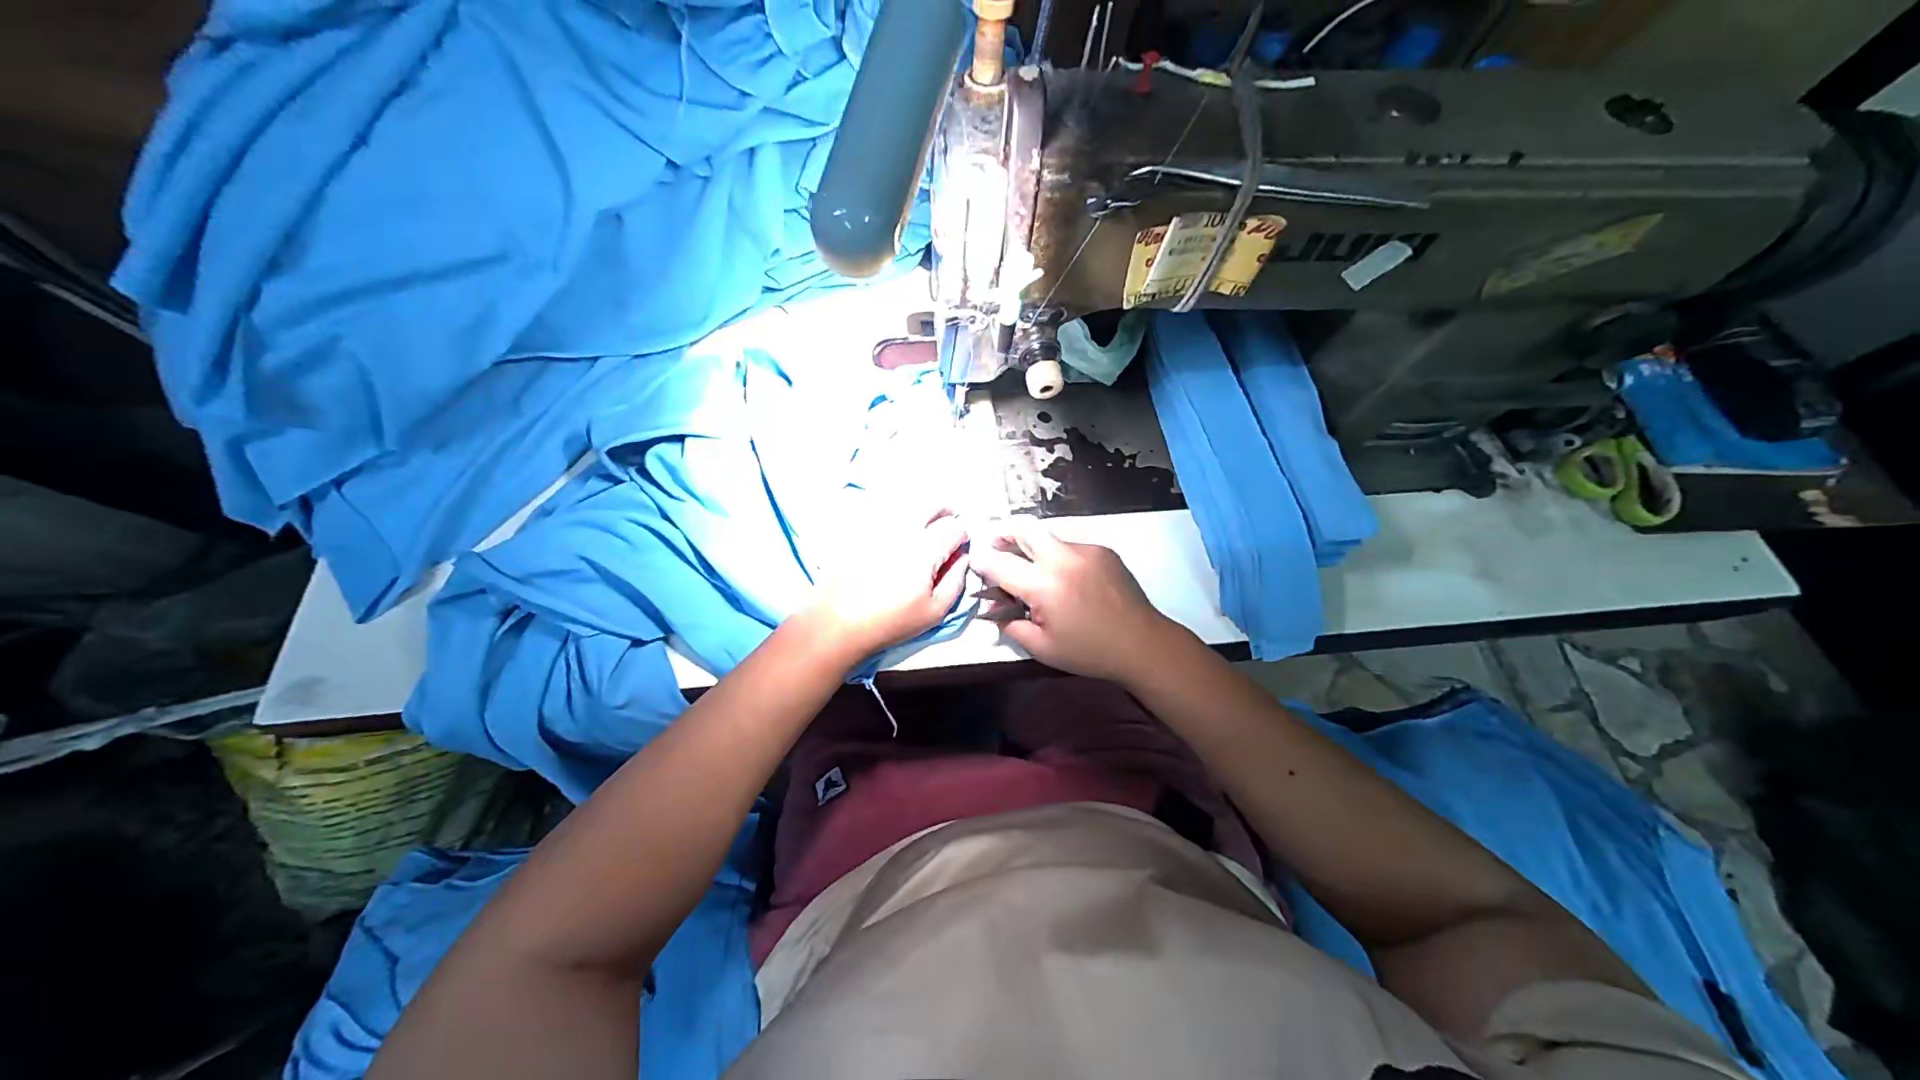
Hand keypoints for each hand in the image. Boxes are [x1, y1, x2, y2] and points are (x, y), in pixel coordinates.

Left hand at [799, 511, 970, 659]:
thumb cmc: (890, 621)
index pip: (954, 528)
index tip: (958, 550)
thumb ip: (957, 580)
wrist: (837, 621)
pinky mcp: (858, 528)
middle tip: (947, 526)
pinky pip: (883, 509)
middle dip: (945, 513)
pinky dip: (896, 513)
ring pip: (908, 503)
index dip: (962, 538)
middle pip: (932, 504)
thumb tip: (962, 558)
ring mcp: (878, 525)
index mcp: (925, 548)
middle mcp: (903, 528)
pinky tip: (896, 530)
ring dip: (922, 510)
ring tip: (924, 525)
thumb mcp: (935, 610)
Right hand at [970, 517, 1185, 682]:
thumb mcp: (1041, 648)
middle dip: (1002, 531)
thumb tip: (991, 608)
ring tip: (1036, 574)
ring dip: (1034, 549)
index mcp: (1044, 586)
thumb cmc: (1089, 652)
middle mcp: (1062, 559)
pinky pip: (1071, 548)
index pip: (999, 563)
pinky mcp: (1102, 551)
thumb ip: (1009, 625)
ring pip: (1048, 538)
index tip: (975, 562)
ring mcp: (1085, 551)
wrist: (1142, 644)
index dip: (981, 562)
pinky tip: (1068, 583)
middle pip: (1023, 527)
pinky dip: (1060, 559)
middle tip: (995, 543)